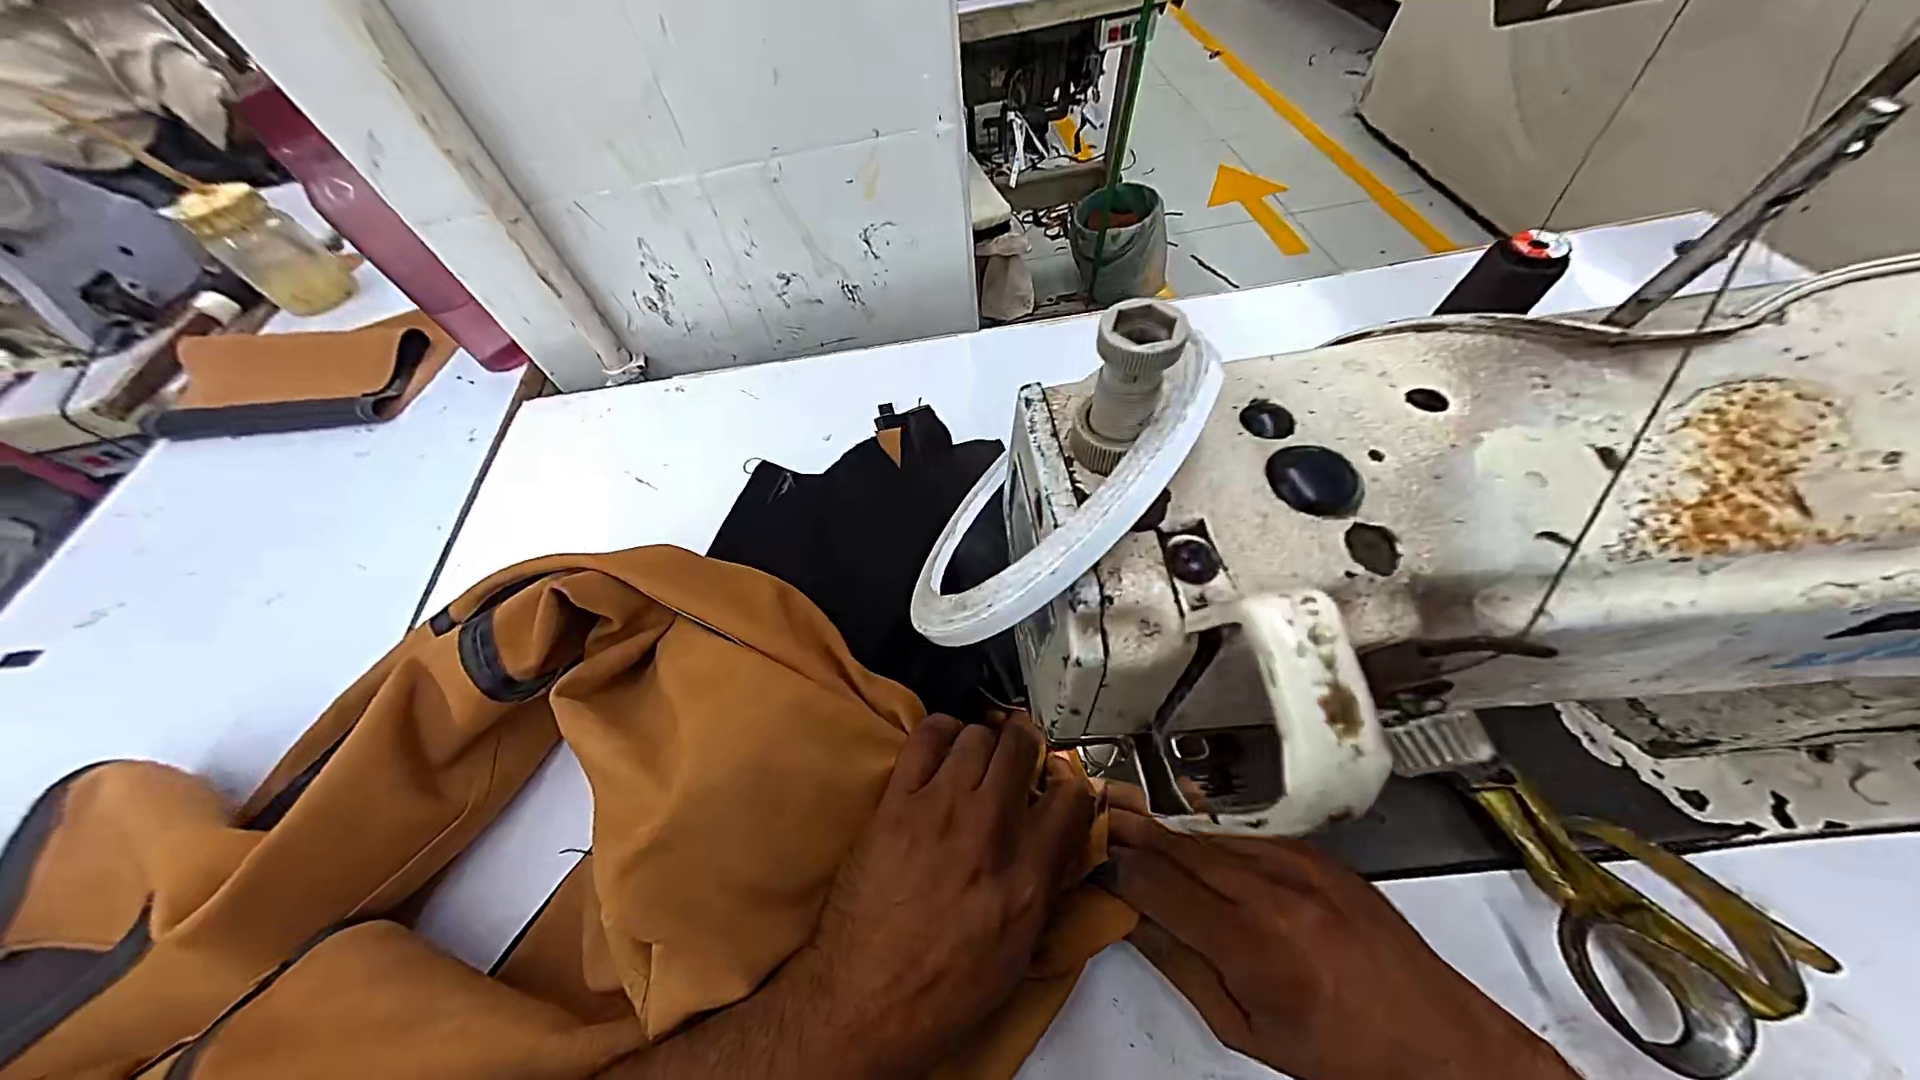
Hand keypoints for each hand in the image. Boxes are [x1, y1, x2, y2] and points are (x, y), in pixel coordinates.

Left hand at [779, 714, 1096, 1077]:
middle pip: (1021, 747)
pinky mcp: (897, 802)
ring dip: (982, 742)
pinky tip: (942, 745)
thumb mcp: (1020, 948)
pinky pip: (926, 737)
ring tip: (976, 757)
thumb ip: (1047, 882)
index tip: (1056, 778)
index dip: (1069, 780)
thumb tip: (1059, 834)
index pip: (1071, 796)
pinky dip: (940, 731)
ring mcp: (940, 810)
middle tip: (1017, 752)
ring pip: (977, 736)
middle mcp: (989, 831)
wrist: (865, 998)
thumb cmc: (945, 985)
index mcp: (1027, 876)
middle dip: (1025, 742)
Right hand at [1105, 808, 1579, 1079]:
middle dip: (1130, 833)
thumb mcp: (1246, 1030)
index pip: (1156, 883)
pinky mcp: (1313, 852)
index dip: (1117, 868)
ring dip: (1166, 835)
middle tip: (1098, 820)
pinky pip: (1241, 837)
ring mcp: (1296, 863)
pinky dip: (1208, 842)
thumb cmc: (1351, 1054)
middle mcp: (1272, 889)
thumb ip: (1182, 966)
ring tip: (1132, 828)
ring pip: (1206, 836)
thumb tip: (1135, 921)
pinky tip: (1192, 850)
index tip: (1094, 861)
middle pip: (1176, 846)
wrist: (1442, 1043)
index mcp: (1251, 942)